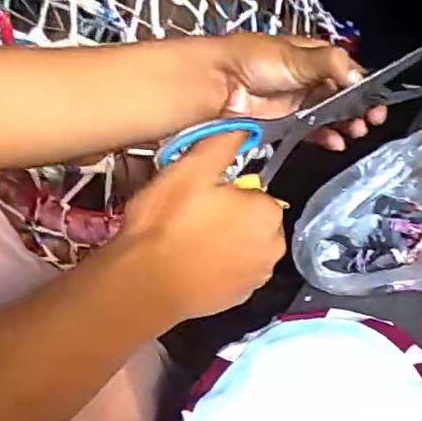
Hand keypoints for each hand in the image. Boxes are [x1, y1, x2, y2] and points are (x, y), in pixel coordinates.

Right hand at [102, 129, 284, 327]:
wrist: (146, 281)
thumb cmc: (167, 224)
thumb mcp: (190, 170)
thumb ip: (220, 144)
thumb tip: (239, 125)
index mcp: (268, 212)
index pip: (256, 193)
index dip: (227, 192)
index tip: (201, 196)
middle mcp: (274, 246)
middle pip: (254, 220)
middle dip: (231, 216)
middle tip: (192, 217)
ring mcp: (260, 274)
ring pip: (246, 246)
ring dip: (226, 242)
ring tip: (190, 240)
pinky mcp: (244, 295)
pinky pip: (236, 272)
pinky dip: (221, 266)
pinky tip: (193, 263)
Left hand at [207, 33, 387, 151]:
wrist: (218, 85)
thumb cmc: (254, 62)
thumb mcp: (296, 57)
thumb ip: (331, 65)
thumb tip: (359, 77)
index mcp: (316, 56)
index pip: (350, 72)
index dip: (366, 87)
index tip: (377, 102)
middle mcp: (312, 79)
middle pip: (347, 97)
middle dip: (361, 110)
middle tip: (371, 120)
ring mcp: (303, 103)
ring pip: (335, 117)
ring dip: (348, 125)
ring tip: (356, 132)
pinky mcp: (292, 124)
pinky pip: (317, 132)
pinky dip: (329, 138)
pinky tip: (337, 143)